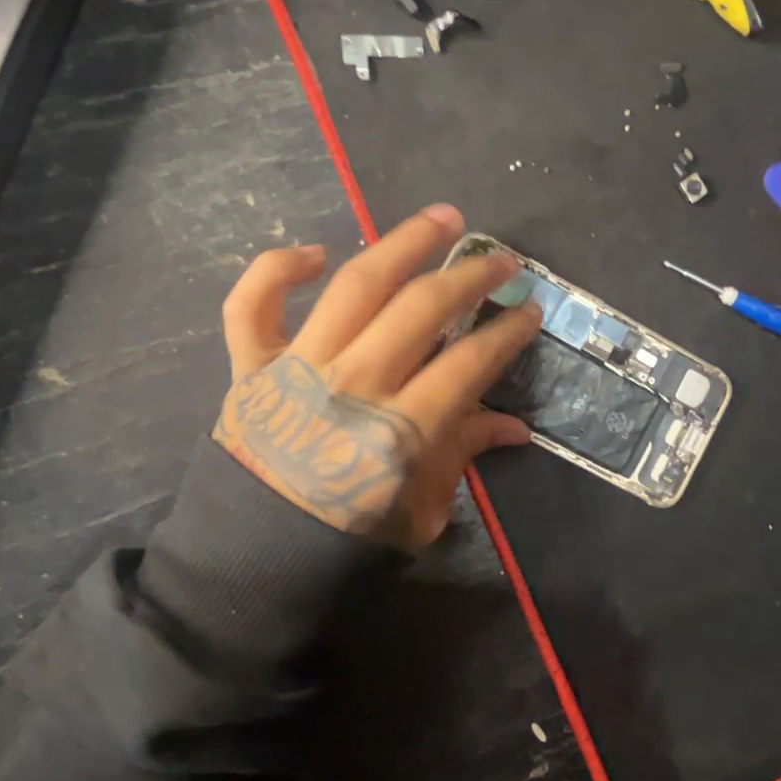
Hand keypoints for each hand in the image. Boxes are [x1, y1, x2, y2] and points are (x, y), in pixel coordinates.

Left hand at [212, 205, 541, 552]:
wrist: (250, 562)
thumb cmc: (344, 542)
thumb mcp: (420, 512)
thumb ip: (462, 456)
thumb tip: (514, 427)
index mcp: (399, 430)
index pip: (468, 362)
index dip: (507, 331)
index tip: (530, 310)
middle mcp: (352, 383)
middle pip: (421, 308)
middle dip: (472, 276)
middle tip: (502, 260)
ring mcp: (297, 366)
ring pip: (356, 283)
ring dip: (404, 242)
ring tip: (442, 218)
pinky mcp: (250, 364)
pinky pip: (254, 301)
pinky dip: (280, 267)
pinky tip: (317, 253)